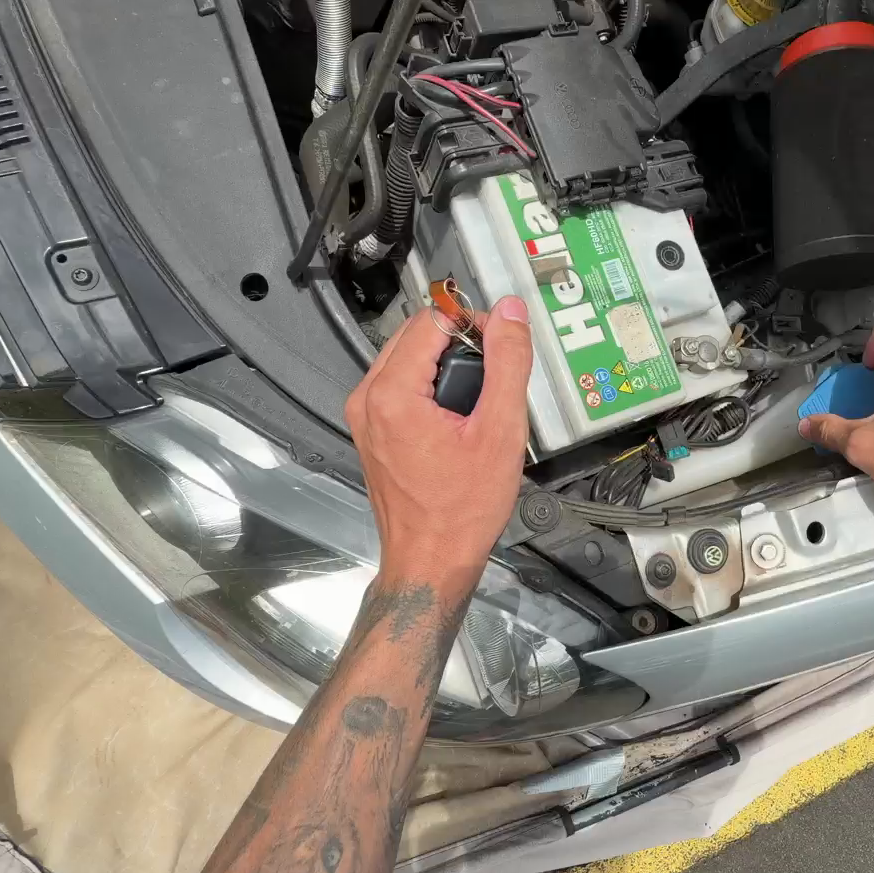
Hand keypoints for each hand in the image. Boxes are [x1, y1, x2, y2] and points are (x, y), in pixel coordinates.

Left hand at [345, 297, 533, 580]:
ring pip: (406, 359)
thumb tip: (509, 311)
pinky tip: (459, 414)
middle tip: (496, 372)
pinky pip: (399, 386)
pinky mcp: (370, 433)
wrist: (431, 561)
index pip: (431, 321)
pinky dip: (429, 386)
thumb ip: (507, 363)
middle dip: (458, 341)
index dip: (472, 322)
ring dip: (444, 363)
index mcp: (392, 392)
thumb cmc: (464, 507)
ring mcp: (363, 417)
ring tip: (481, 395)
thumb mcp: (500, 431)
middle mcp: (366, 398)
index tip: (501, 347)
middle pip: (414, 336)